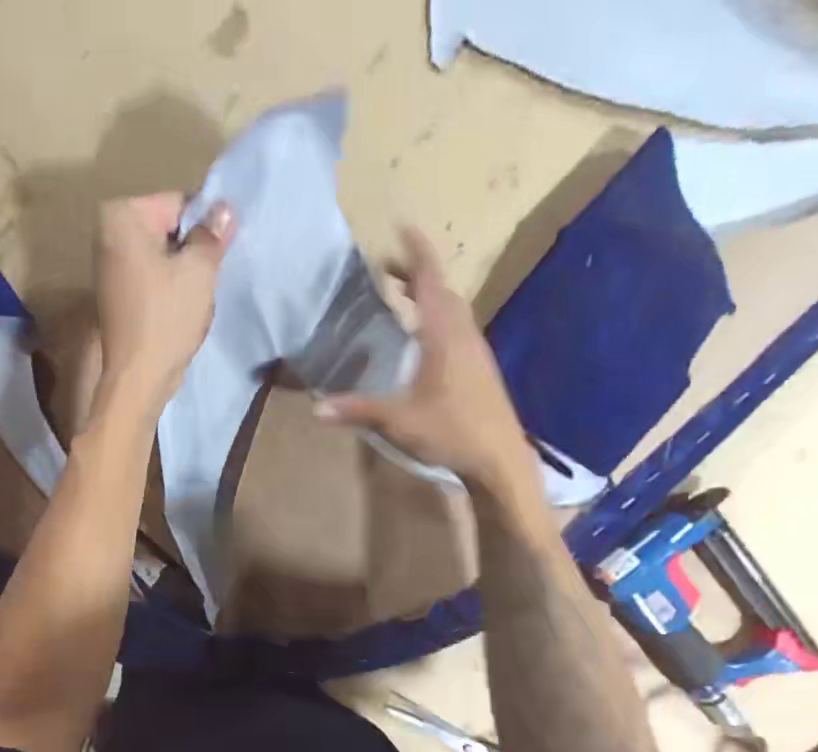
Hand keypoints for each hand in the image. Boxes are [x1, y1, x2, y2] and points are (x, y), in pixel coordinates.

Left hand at [94, 193, 234, 412]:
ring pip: (165, 252)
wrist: (140, 374)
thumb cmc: (168, 317)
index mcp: (122, 216)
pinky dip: (173, 284)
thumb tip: (226, 207)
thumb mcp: (199, 271)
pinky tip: (185, 305)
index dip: (207, 226)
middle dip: (195, 247)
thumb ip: (212, 234)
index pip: (180, 203)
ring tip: (200, 293)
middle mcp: (109, 231)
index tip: (221, 253)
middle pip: (170, 226)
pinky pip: (154, 273)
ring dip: (187, 268)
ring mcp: (111, 262)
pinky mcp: (119, 289)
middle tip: (212, 275)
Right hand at [315, 226, 535, 497]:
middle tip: (388, 269)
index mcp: (444, 336)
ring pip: (454, 310)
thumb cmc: (452, 432)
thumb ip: (358, 410)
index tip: (401, 227)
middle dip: (416, 273)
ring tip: (404, 297)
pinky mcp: (481, 368)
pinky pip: (459, 328)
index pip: (430, 280)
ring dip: (430, 296)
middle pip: (442, 290)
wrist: (500, 459)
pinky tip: (426, 338)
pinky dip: (439, 317)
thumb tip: (317, 408)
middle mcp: (464, 334)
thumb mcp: (399, 421)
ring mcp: (477, 351)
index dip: (416, 252)